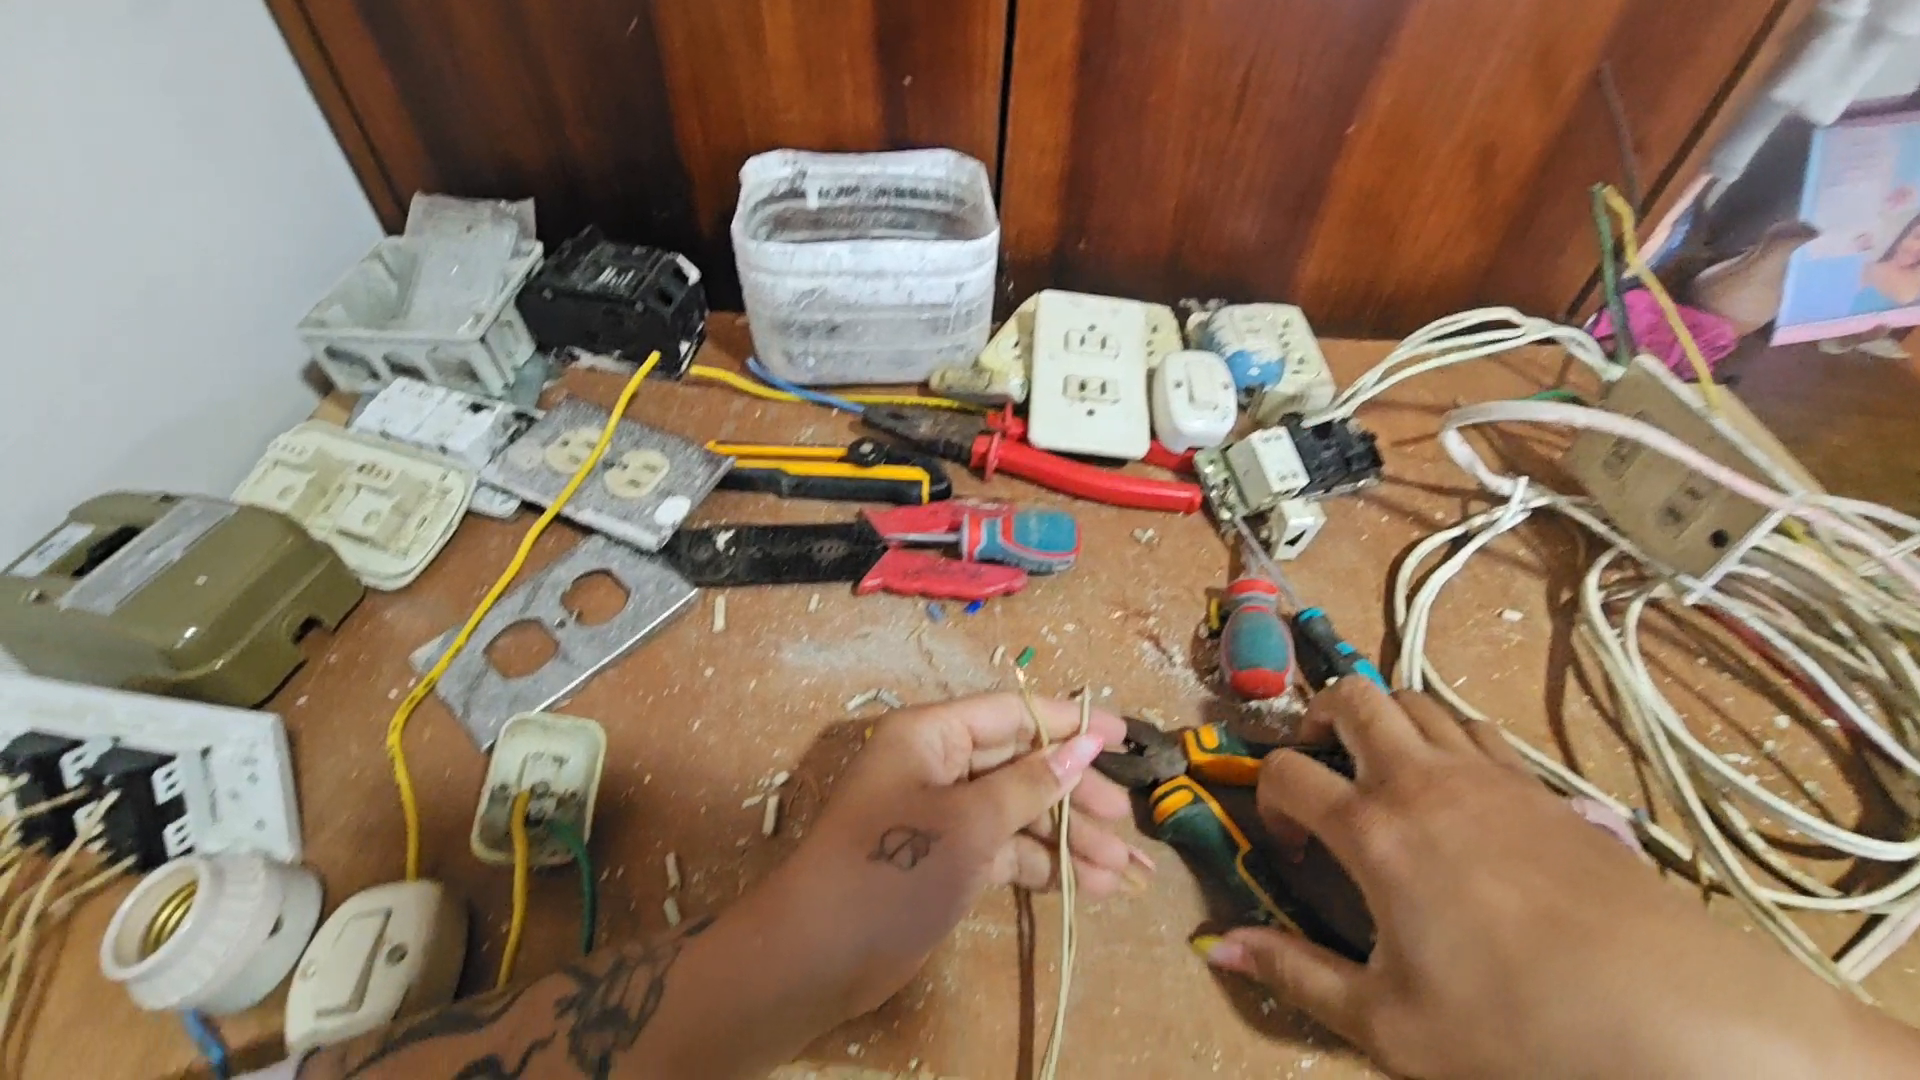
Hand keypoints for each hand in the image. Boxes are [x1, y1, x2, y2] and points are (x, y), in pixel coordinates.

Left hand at [741, 692, 1147, 1021]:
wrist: (819, 957)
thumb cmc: (893, 869)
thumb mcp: (970, 822)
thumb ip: (1031, 782)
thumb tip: (1087, 743)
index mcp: (932, 734)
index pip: (1012, 713)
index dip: (1069, 723)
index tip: (1123, 736)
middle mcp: (938, 765)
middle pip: (1021, 764)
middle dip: (1075, 793)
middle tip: (1125, 820)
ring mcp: (944, 815)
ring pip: (1019, 812)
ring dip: (1069, 840)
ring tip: (1126, 873)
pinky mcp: (949, 860)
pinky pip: (1006, 849)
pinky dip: (1044, 866)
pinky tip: (1091, 888)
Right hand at [1201, 679, 1919, 1078]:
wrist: (1685, 1022)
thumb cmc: (1518, 1027)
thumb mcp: (1389, 1022)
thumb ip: (1295, 974)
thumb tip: (1216, 948)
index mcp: (1372, 829)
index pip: (1285, 772)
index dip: (1267, 798)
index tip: (1288, 844)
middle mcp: (1420, 780)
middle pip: (1349, 697)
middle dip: (1316, 718)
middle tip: (1317, 764)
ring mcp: (1486, 775)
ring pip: (1414, 699)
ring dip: (1381, 718)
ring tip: (1380, 767)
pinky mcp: (1541, 786)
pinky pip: (1475, 726)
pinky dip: (1444, 733)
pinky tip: (1455, 786)